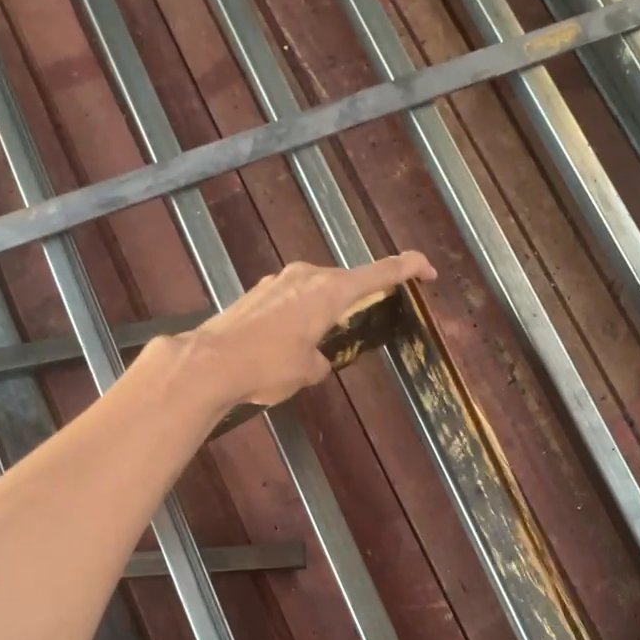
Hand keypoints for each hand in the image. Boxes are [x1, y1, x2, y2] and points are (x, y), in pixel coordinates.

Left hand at [188, 252, 436, 406]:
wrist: (211, 362)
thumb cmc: (269, 365)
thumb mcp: (307, 372)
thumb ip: (320, 361)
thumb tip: (315, 359)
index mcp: (330, 290)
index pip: (380, 272)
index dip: (408, 267)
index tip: (427, 270)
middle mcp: (306, 277)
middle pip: (344, 282)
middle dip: (356, 301)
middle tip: (364, 323)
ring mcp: (278, 282)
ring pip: (314, 292)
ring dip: (322, 312)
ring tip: (316, 345)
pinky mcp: (257, 294)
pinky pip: (290, 301)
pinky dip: (297, 317)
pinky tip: (284, 346)